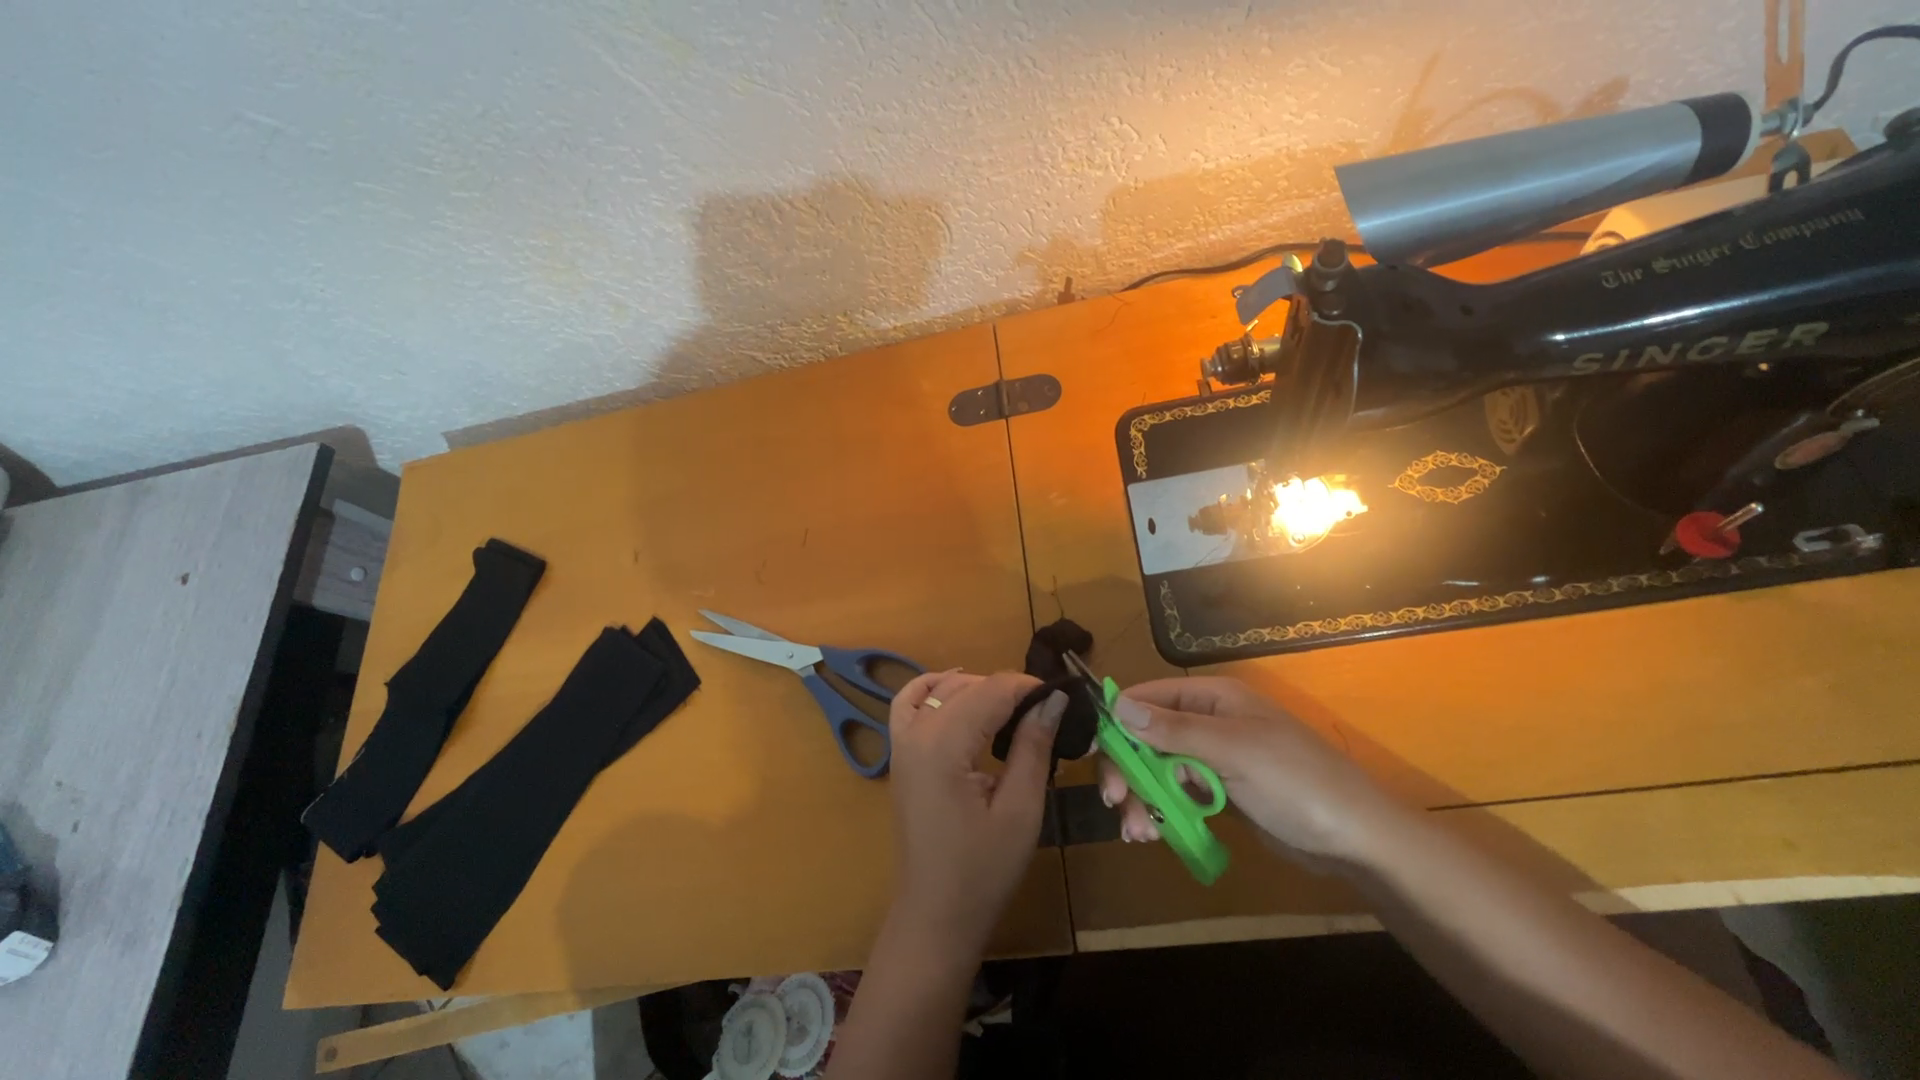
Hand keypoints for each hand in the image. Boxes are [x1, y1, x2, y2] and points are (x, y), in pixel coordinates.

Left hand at [887, 670, 1066, 949]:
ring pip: (937, 690)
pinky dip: (933, 690)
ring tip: (1011, 710)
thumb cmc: (984, 869)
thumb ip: (1033, 747)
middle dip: (1006, 689)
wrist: (937, 913)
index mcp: (943, 746)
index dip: (1029, 687)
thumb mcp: (1020, 809)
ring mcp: (901, 744)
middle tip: (1045, 712)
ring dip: (974, 689)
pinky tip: (959, 694)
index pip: (991, 691)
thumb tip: (1053, 699)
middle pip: (965, 686)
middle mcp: (915, 734)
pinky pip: (909, 705)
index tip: (1063, 697)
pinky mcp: (899, 757)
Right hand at [1097, 677, 1410, 865]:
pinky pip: (1177, 795)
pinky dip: (1161, 811)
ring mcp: (1215, 758)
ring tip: (1140, 834)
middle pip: (1146, 737)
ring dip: (1142, 798)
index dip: (1117, 723)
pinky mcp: (1221, 792)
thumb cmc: (1297, 783)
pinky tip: (1154, 835)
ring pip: (1157, 770)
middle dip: (1129, 770)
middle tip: (1117, 803)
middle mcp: (1209, 722)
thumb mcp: (1234, 751)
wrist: (1357, 838)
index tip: (1097, 758)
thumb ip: (1174, 730)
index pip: (1148, 698)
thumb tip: (1117, 705)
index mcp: (1214, 699)